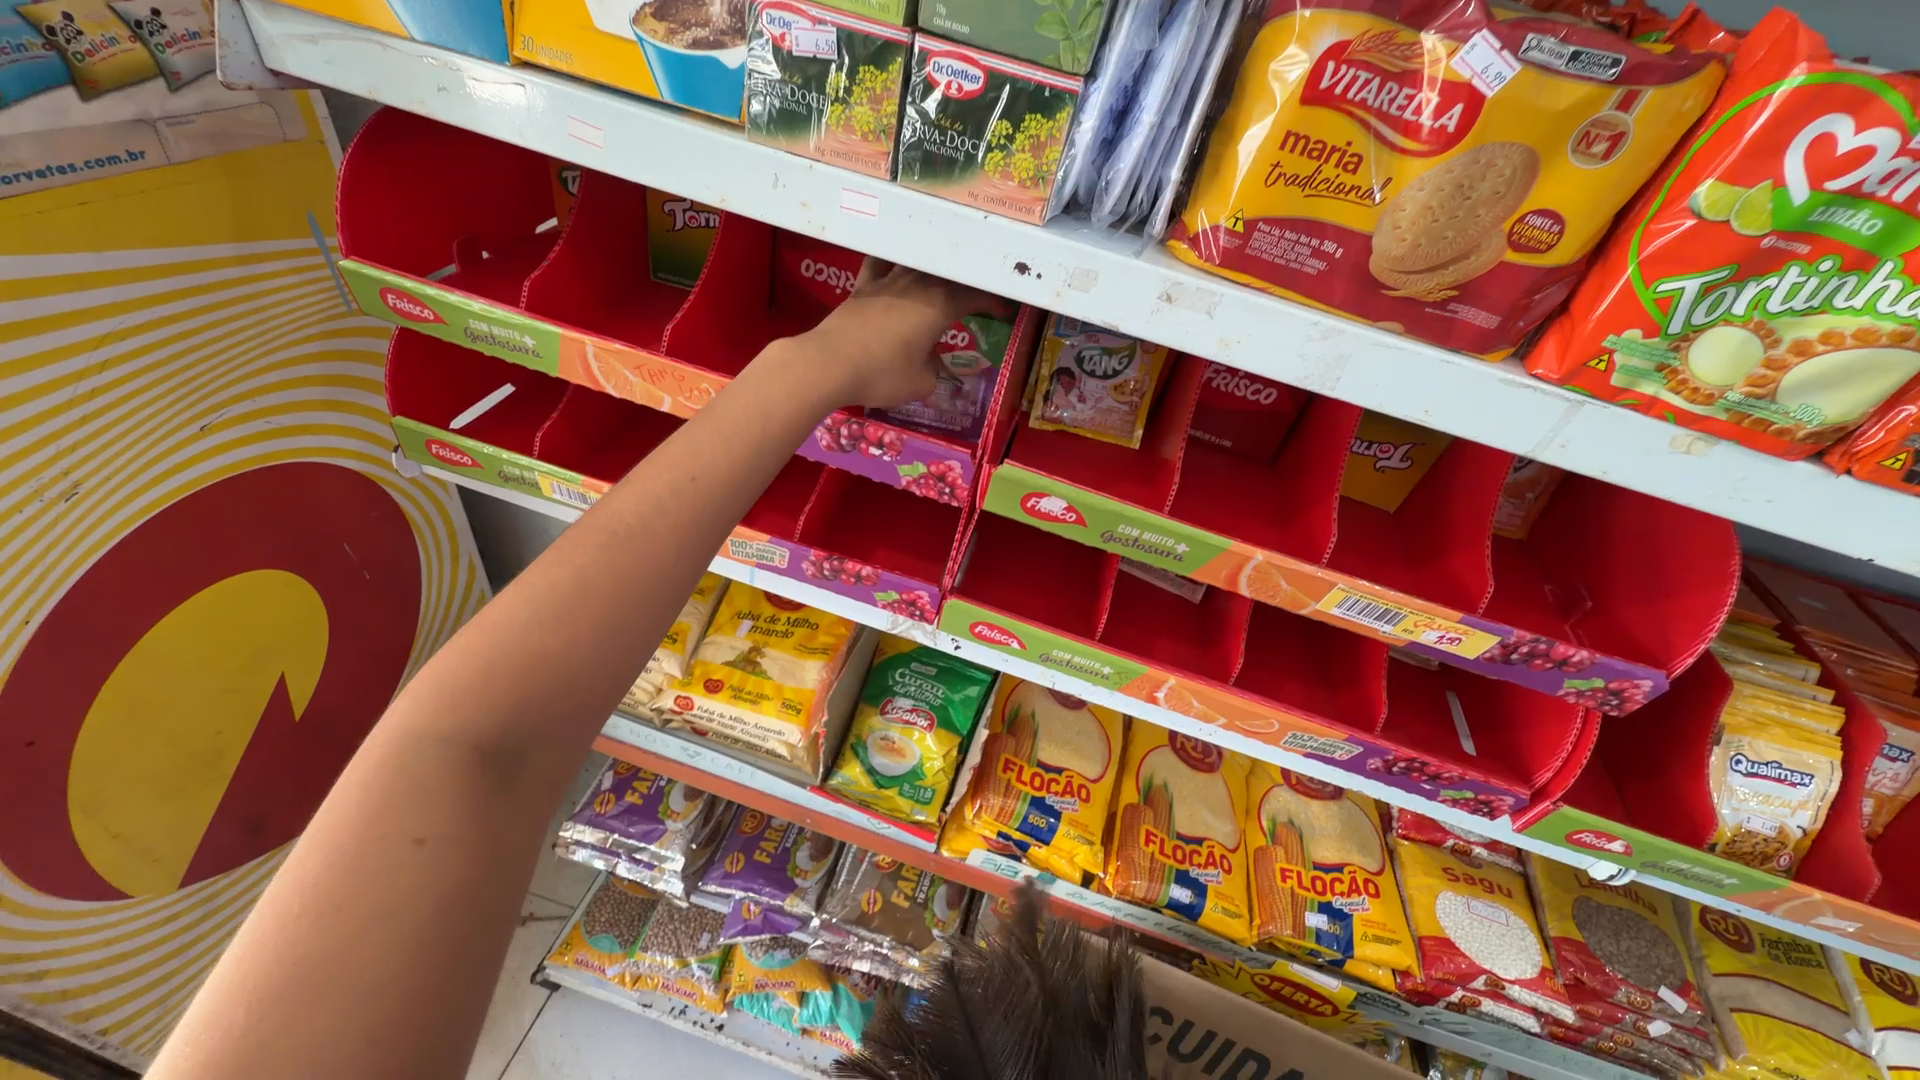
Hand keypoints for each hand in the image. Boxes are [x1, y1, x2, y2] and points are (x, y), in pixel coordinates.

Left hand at [790, 258, 1005, 408]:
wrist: (830, 363)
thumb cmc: (882, 374)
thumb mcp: (920, 383)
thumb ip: (934, 373)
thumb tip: (932, 369)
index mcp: (940, 304)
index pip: (975, 294)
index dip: (992, 300)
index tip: (1002, 309)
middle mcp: (917, 283)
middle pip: (948, 272)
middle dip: (966, 281)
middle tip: (975, 291)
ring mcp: (887, 280)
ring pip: (917, 263)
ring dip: (933, 268)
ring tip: (941, 276)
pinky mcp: (862, 285)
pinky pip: (881, 263)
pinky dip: (892, 261)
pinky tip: (895, 264)